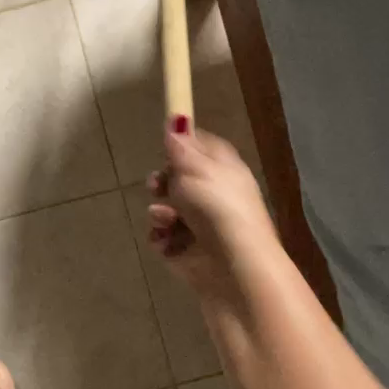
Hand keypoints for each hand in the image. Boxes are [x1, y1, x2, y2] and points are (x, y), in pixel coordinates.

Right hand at [146, 121, 279, 298]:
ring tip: (166, 221)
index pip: (203, 148)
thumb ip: (181, 147)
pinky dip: (161, 239)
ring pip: (166, 210)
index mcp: (224, 171)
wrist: (233, 268)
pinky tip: (166, 243)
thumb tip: (176, 119)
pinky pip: (163, 238)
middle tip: (155, 186)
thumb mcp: (197, 170)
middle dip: (162, 183)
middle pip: (179, 180)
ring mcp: (198, 226)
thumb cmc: (219, 211)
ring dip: (159, 214)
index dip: (184, 145)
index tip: (165, 144)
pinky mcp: (185, 251)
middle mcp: (213, 196)